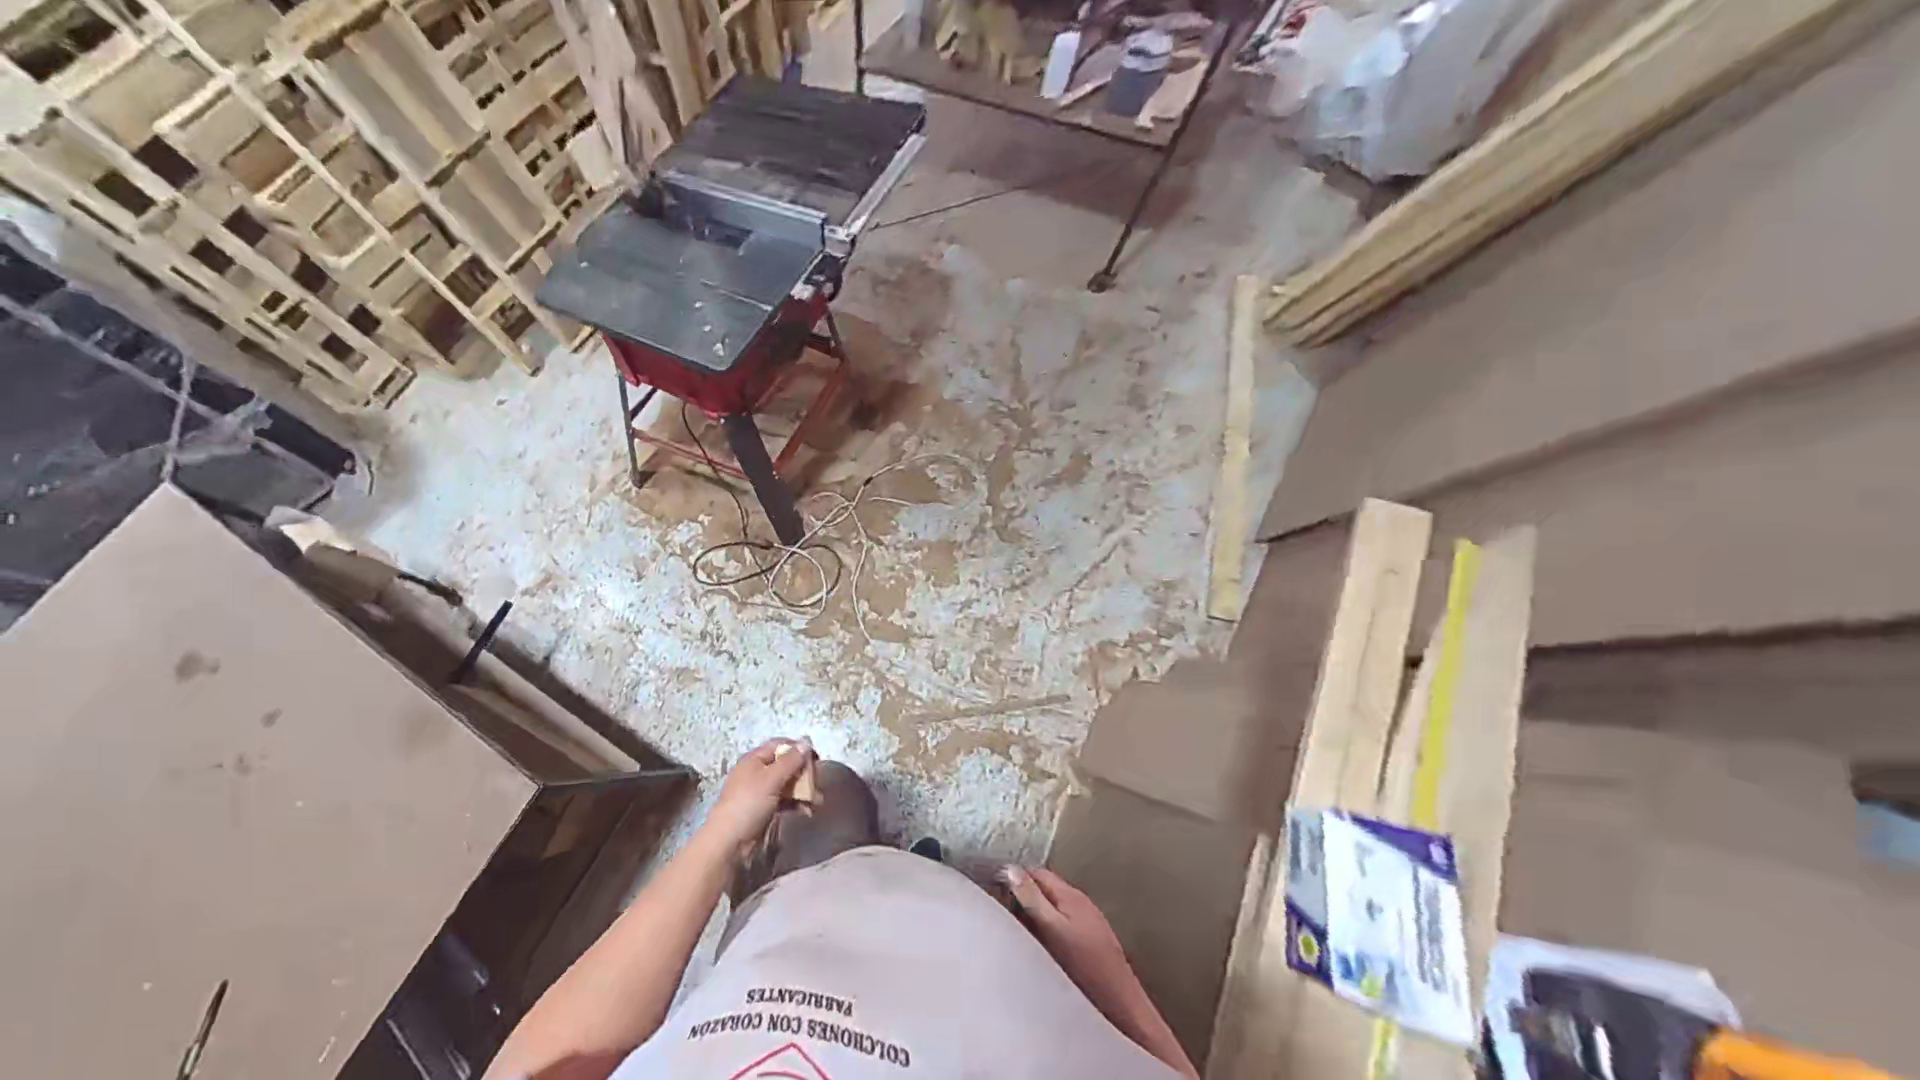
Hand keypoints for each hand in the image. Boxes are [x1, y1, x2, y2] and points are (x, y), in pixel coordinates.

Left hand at [702, 738, 812, 853]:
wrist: (729, 842)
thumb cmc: (749, 803)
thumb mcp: (771, 778)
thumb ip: (791, 760)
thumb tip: (806, 741)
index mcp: (754, 760)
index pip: (779, 745)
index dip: (797, 748)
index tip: (815, 758)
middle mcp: (757, 772)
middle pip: (785, 764)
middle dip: (803, 772)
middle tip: (818, 782)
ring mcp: (761, 792)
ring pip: (787, 783)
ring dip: (803, 789)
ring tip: (816, 801)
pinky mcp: (764, 809)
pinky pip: (784, 800)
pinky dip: (796, 803)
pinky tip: (806, 811)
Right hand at [1005, 865, 1200, 1079]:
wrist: (1119, 1004)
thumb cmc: (1086, 966)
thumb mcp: (1053, 929)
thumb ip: (1033, 899)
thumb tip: (1012, 870)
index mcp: (1071, 895)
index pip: (1037, 873)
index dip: (1015, 877)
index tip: (994, 888)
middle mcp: (1080, 904)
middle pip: (1044, 890)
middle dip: (1022, 897)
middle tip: (1000, 911)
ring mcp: (1086, 923)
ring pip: (1051, 909)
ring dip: (1032, 915)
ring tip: (1013, 930)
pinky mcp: (1088, 943)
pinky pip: (1059, 926)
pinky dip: (1044, 931)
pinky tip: (1035, 948)